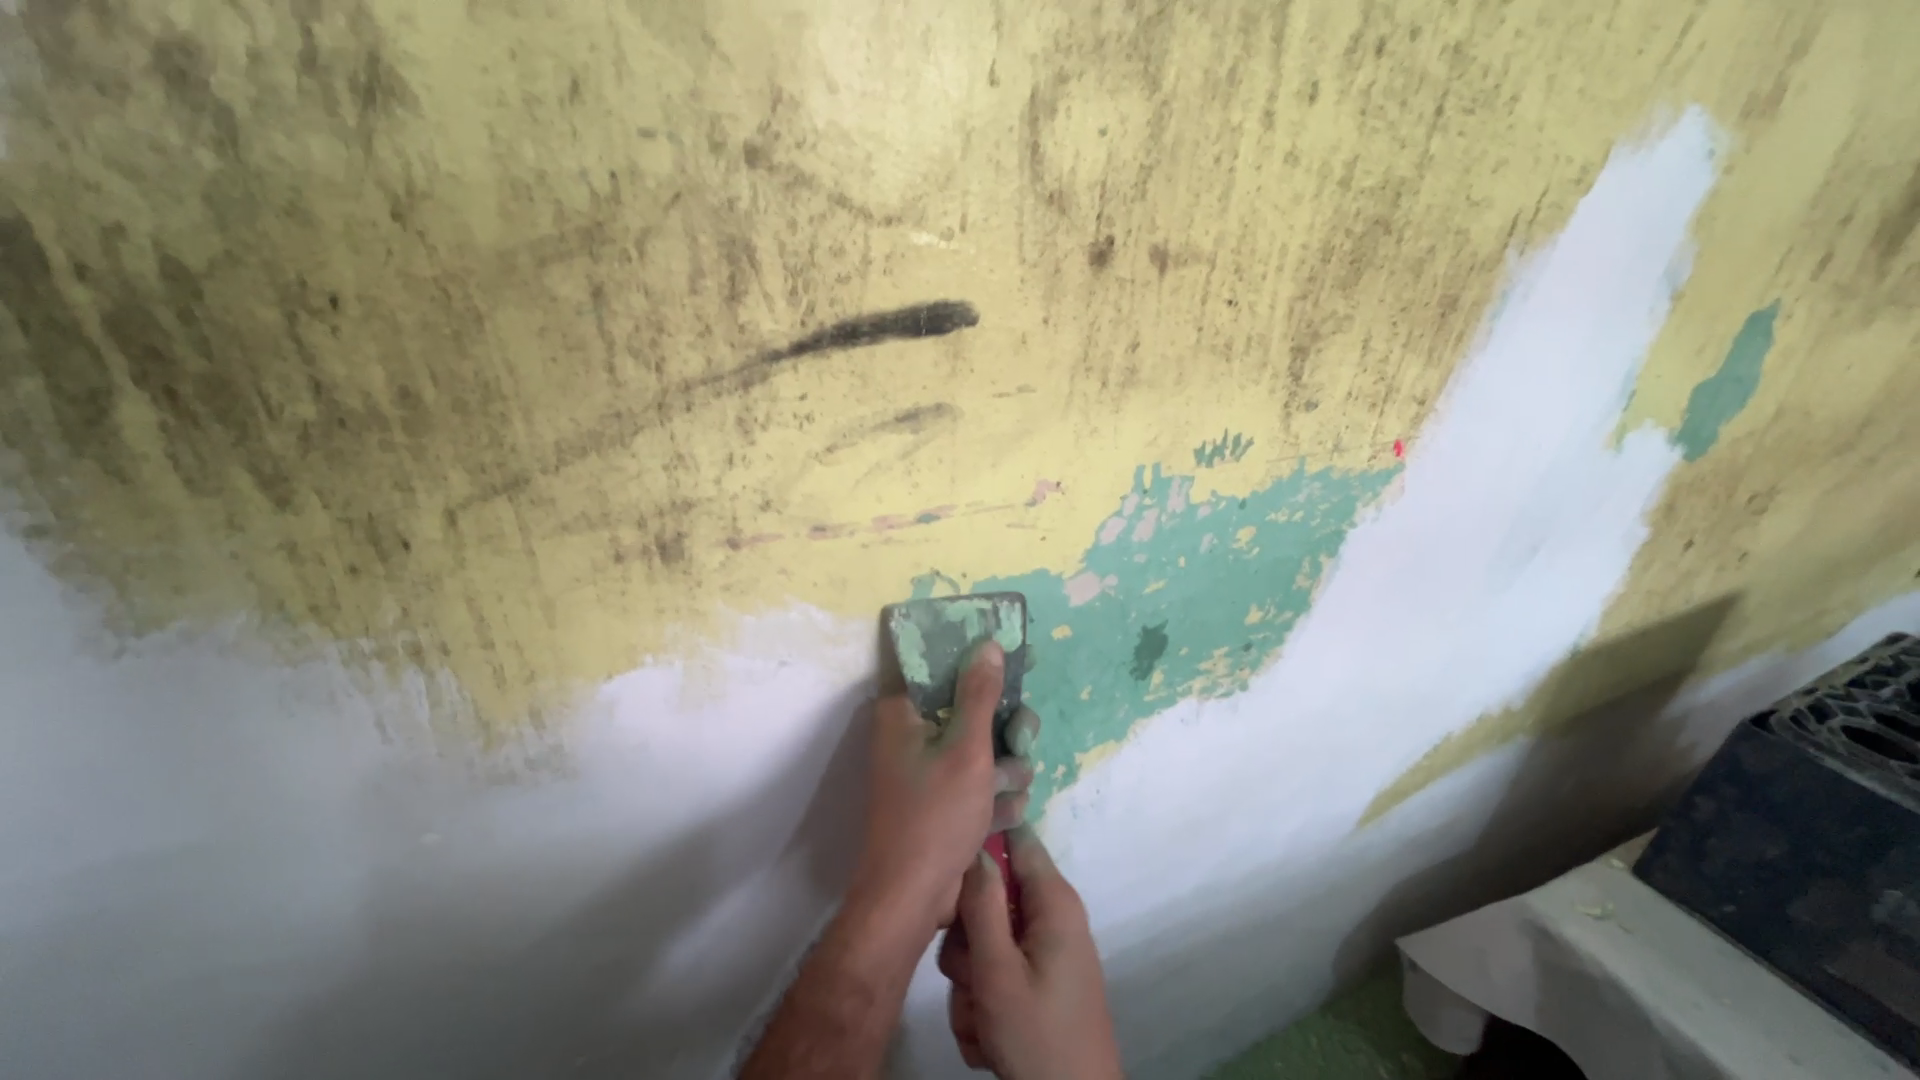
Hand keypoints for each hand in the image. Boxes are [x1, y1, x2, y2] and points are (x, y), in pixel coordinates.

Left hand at [852, 642, 1038, 932]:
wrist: (912, 898)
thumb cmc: (934, 816)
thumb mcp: (966, 749)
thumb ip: (979, 694)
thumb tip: (987, 644)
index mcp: (903, 712)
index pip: (940, 664)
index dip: (979, 658)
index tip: (1018, 657)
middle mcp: (912, 734)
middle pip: (971, 707)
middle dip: (1004, 728)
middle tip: (1022, 739)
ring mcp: (929, 770)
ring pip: (984, 748)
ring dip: (1006, 769)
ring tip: (1007, 793)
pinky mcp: (945, 800)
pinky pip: (981, 783)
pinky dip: (995, 797)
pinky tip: (1002, 818)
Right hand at [939, 827, 1120, 1078]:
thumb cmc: (1038, 1037)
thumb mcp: (998, 971)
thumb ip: (981, 905)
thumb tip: (972, 847)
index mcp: (1052, 902)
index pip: (1015, 838)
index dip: (981, 841)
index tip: (948, 871)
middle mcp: (1049, 919)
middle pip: (987, 898)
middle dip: (967, 941)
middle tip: (972, 976)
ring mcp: (1041, 953)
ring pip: (982, 944)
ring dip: (970, 984)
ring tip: (984, 1017)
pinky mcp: (1033, 984)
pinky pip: (992, 975)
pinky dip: (983, 1006)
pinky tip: (990, 1036)